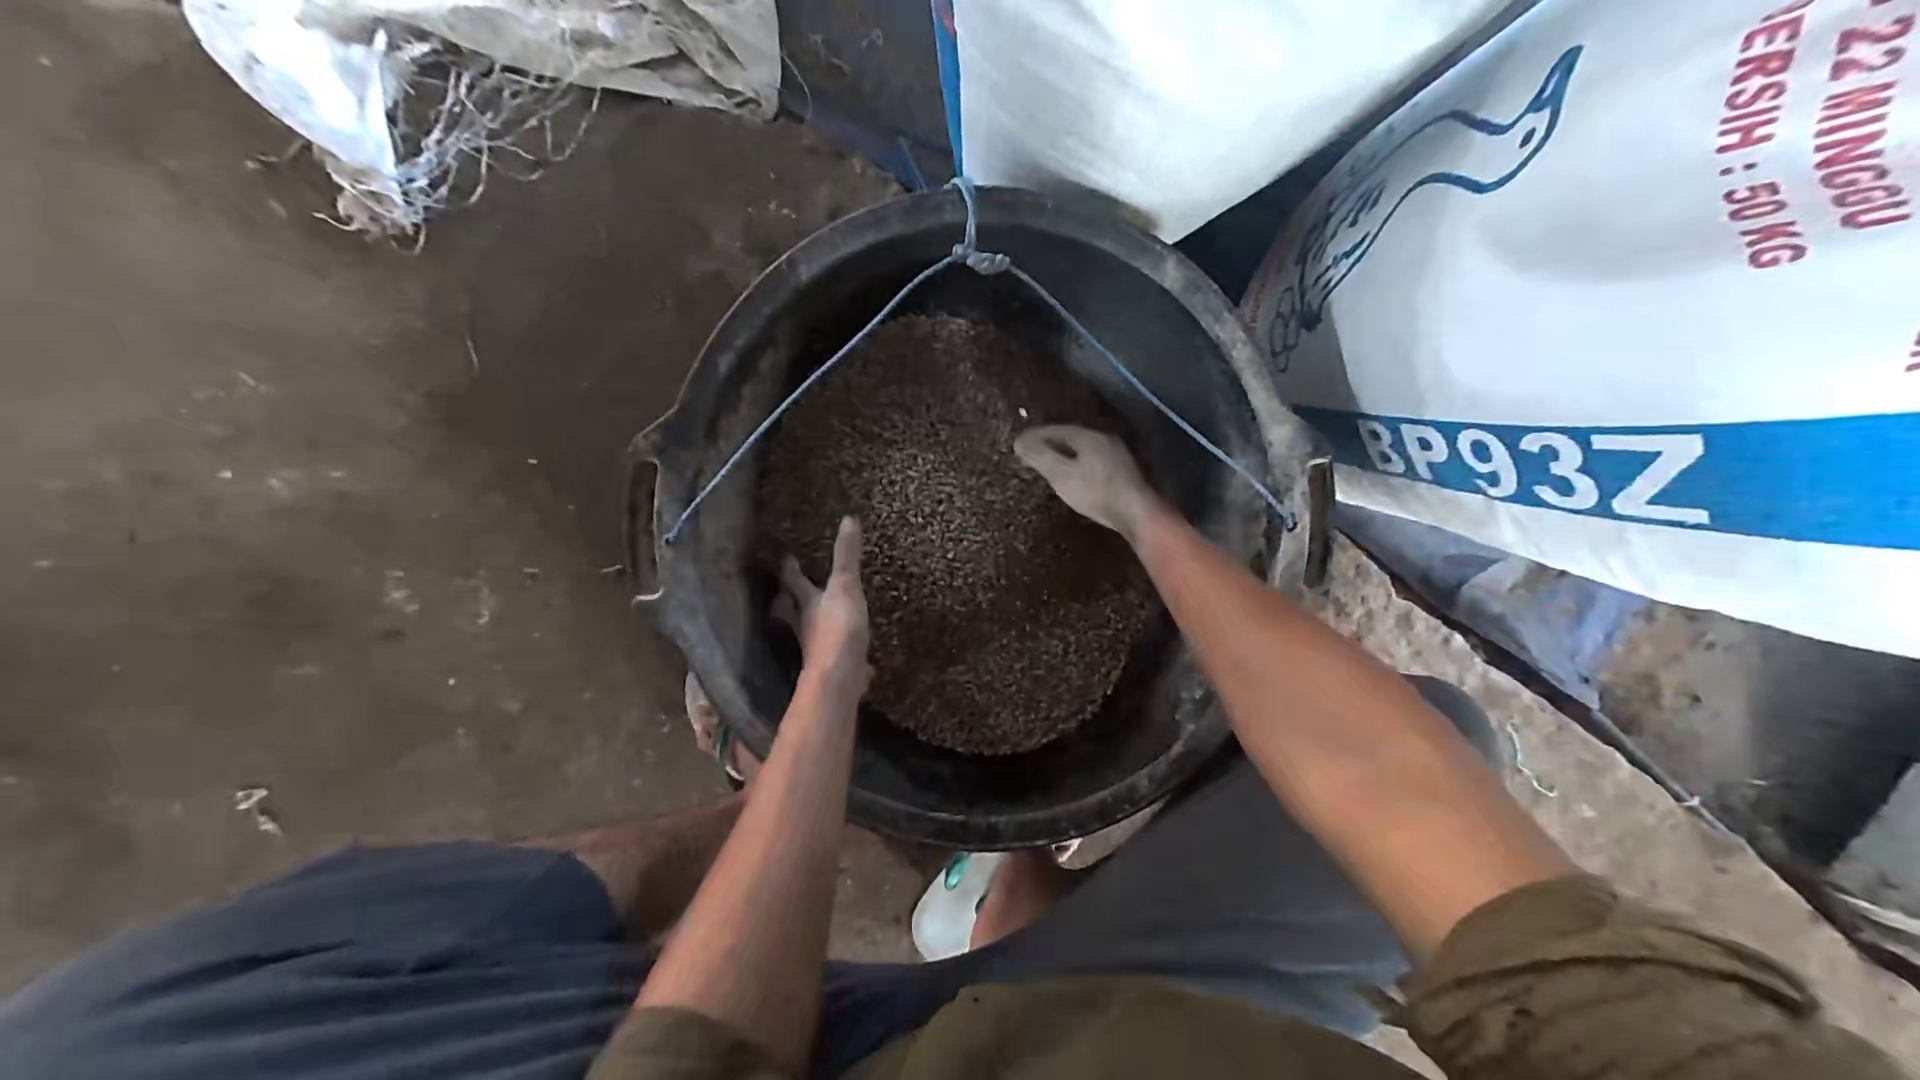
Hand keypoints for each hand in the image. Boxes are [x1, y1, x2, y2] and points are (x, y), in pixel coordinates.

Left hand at [777, 517, 871, 702]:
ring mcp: (821, 651)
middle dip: (797, 601)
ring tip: (829, 621)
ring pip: (817, 635)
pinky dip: (851, 656)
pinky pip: (845, 659)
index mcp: (808, 605)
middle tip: (793, 591)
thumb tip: (848, 519)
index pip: (795, 582)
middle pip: (798, 610)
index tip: (786, 559)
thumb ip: (847, 556)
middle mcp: (808, 627)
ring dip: (821, 627)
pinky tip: (864, 661)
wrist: (841, 677)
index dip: (791, 570)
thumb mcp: (846, 586)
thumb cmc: (838, 627)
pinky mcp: (840, 669)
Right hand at [1013, 425, 1160, 540]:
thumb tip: (1020, 441)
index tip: (1019, 445)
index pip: (1054, 429)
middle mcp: (1104, 439)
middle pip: (1070, 437)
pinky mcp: (1123, 472)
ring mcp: (1117, 455)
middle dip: (1049, 444)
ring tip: (1050, 465)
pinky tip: (1075, 477)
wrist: (1137, 513)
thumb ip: (1039, 456)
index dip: (1034, 437)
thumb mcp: (1061, 475)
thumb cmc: (1096, 493)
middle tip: (1031, 454)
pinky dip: (1078, 464)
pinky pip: (1093, 461)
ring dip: (1065, 454)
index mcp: (1088, 436)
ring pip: (1083, 449)